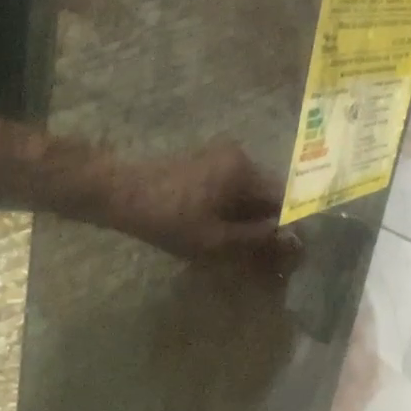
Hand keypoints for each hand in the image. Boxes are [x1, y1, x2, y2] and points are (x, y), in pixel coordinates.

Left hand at [101, 142, 290, 261]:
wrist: (118, 193)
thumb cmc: (169, 217)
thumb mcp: (215, 238)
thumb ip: (255, 237)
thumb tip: (287, 238)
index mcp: (245, 168)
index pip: (285, 196)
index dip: (291, 224)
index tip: (292, 250)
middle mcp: (239, 156)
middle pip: (267, 193)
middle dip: (270, 222)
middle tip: (271, 255)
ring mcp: (219, 157)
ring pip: (248, 193)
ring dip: (251, 218)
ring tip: (249, 248)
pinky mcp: (203, 165)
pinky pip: (231, 189)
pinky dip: (234, 210)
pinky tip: (227, 233)